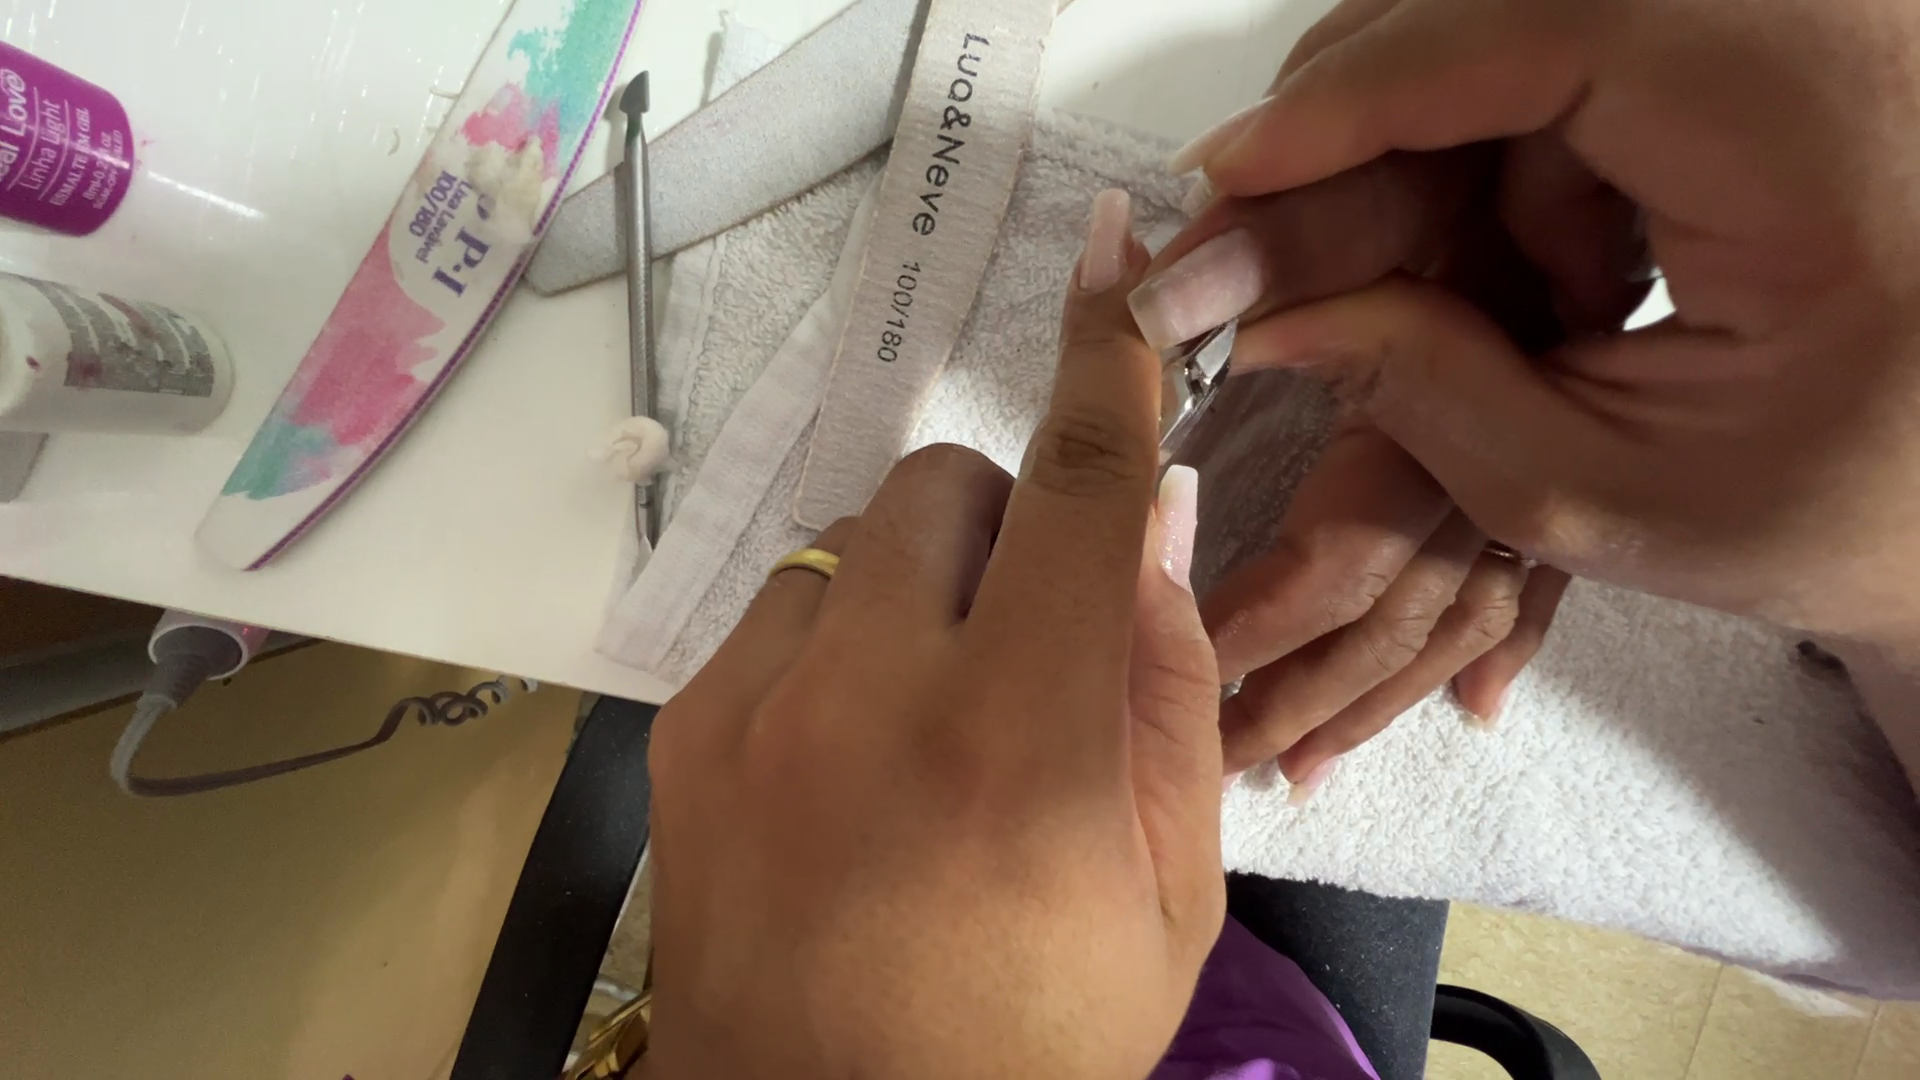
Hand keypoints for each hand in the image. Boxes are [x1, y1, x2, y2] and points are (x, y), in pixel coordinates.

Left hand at [642, 192, 1224, 1079]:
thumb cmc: (1036, 1022)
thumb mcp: (1166, 880)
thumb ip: (1166, 680)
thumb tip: (1148, 516)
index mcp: (1021, 737)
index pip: (1078, 494)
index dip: (1104, 366)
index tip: (1113, 260)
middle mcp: (873, 696)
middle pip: (942, 485)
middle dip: (998, 524)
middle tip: (1013, 626)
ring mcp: (757, 706)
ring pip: (854, 539)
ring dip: (913, 584)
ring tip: (924, 700)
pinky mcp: (687, 729)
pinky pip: (782, 606)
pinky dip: (835, 635)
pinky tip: (846, 738)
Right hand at [1133, 0, 1919, 775]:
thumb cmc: (1823, 517)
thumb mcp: (1585, 492)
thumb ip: (1415, 395)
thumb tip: (1264, 328)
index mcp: (1838, 125)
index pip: (1557, 26)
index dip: (1357, 95)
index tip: (1220, 171)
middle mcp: (1825, 26)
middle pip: (1492, 14)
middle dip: (1336, 139)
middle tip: (1237, 259)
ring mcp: (1773, 37)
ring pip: (1490, 51)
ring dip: (1394, 177)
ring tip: (1411, 307)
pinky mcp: (1731, 65)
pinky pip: (1531, 88)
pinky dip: (1459, 181)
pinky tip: (1508, 285)